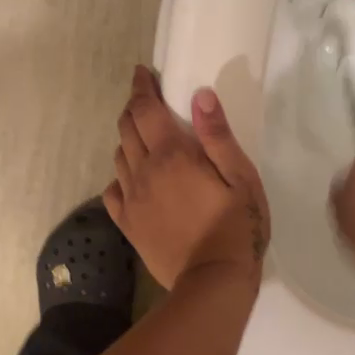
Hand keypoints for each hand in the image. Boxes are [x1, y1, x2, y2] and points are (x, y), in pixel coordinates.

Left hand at [104, 66, 268, 289]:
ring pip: (119, 157)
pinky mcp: (128, 224)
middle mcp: (144, 171)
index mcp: (172, 155)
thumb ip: (218, 136)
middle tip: (146, 102)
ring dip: (128, 140)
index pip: (146, 109)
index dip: (141, 87)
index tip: (143, 73)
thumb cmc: (236, 227)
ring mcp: (131, 199)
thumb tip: (199, 94)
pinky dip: (120, 177)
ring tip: (144, 139)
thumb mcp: (241, 178)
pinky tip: (133, 180)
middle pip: (127, 128)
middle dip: (134, 109)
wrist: (212, 282)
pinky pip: (112, 191)